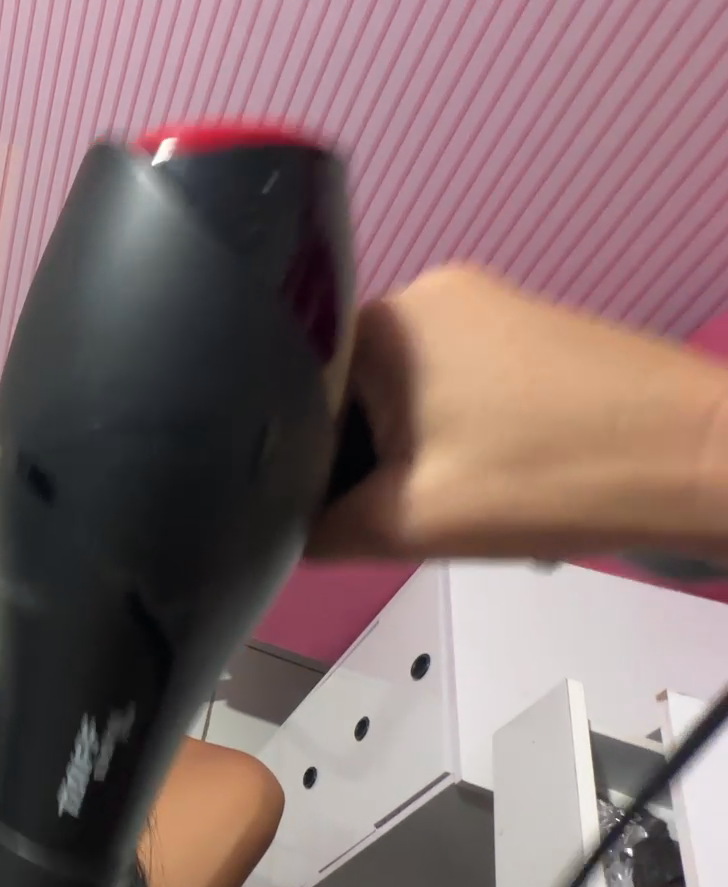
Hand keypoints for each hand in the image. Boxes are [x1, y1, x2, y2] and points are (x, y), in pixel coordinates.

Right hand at [311, 265, 727, 560]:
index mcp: (379, 321)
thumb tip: (269, 530)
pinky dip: (425, 418)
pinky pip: (429, 372)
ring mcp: (475, 300)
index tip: (311, 495)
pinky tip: (457, 454)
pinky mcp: (517, 320)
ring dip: (382, 434)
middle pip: (334, 385)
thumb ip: (303, 531)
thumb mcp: (393, 525)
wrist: (725, 466)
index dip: (291, 451)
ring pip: (380, 382)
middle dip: (340, 443)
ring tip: (419, 479)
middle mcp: (420, 292)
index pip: (289, 391)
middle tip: (371, 495)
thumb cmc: (550, 482)